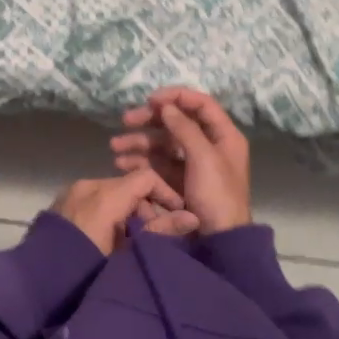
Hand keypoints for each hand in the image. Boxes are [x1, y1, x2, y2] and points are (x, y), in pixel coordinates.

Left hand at [52, 169, 196, 254]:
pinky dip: (107, 211)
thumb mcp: (128, 252)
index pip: (145, 178)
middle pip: (128, 185)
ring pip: (110, 193)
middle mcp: (88, 185)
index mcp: (105, 194)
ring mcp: (71, 193)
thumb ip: (159, 231)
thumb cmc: (88, 267)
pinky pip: (92, 199)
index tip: (176, 216)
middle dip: (146, 206)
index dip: (166, 194)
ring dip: (126, 210)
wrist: (38, 279)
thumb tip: (191, 218)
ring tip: (130, 239)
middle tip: (151, 234)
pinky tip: (108, 237)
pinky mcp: (61, 203)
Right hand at [111, 87, 251, 236]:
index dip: (176, 97)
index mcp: (224, 136)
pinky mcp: (179, 181)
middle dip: (149, 121)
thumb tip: (166, 106)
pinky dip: (140, 162)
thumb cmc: (217, 195)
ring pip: (162, 144)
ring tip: (115, 148)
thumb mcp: (203, 158)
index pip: (200, 104)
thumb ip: (185, 129)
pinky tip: (122, 165)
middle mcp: (209, 145)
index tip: (150, 100)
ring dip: (138, 143)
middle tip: (125, 121)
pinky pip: (158, 164)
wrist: (219, 240)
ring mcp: (192, 164)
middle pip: (176, 122)